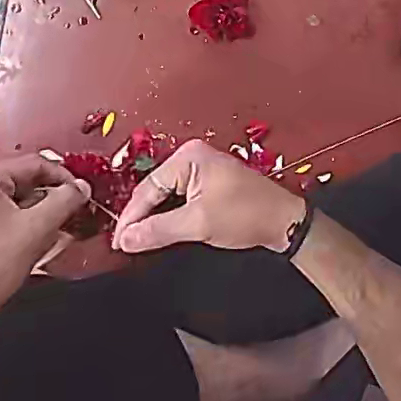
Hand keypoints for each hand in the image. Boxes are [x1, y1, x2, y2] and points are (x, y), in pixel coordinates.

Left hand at [0, 158, 91, 324]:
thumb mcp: (38, 227)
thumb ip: (66, 199)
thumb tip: (81, 187)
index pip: (35, 163)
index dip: (65, 177)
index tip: (84, 194)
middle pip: (25, 182)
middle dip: (52, 198)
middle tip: (74, 213)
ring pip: (15, 203)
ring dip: (40, 215)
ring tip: (58, 232)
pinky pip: (3, 219)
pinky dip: (24, 227)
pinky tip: (36, 245)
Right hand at [113, 139, 307, 253]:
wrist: (282, 220)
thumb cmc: (245, 215)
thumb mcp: (198, 224)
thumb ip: (157, 230)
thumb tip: (125, 239)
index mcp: (189, 156)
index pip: (148, 187)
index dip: (130, 217)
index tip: (117, 243)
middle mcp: (193, 155)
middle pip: (154, 188)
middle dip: (139, 217)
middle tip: (124, 245)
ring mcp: (202, 166)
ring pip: (165, 194)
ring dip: (153, 217)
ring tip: (136, 241)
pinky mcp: (209, 181)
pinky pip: (179, 196)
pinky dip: (168, 214)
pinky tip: (159, 231)